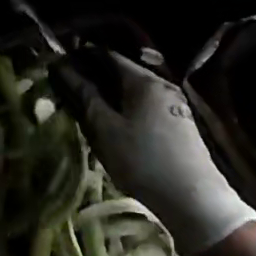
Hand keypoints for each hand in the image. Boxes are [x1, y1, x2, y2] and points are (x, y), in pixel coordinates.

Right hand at [52, 48, 255, 255]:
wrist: (194, 199)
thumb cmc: (144, 160)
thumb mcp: (106, 129)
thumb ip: (87, 97)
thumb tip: (67, 71)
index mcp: (144, 81)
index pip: (108, 56)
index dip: (83, 57)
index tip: (61, 65)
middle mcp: (162, 85)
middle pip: (123, 72)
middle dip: (96, 75)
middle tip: (70, 86)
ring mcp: (174, 104)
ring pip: (134, 90)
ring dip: (111, 93)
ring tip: (88, 105)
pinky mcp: (179, 122)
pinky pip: (145, 104)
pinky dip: (126, 106)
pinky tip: (115, 121)